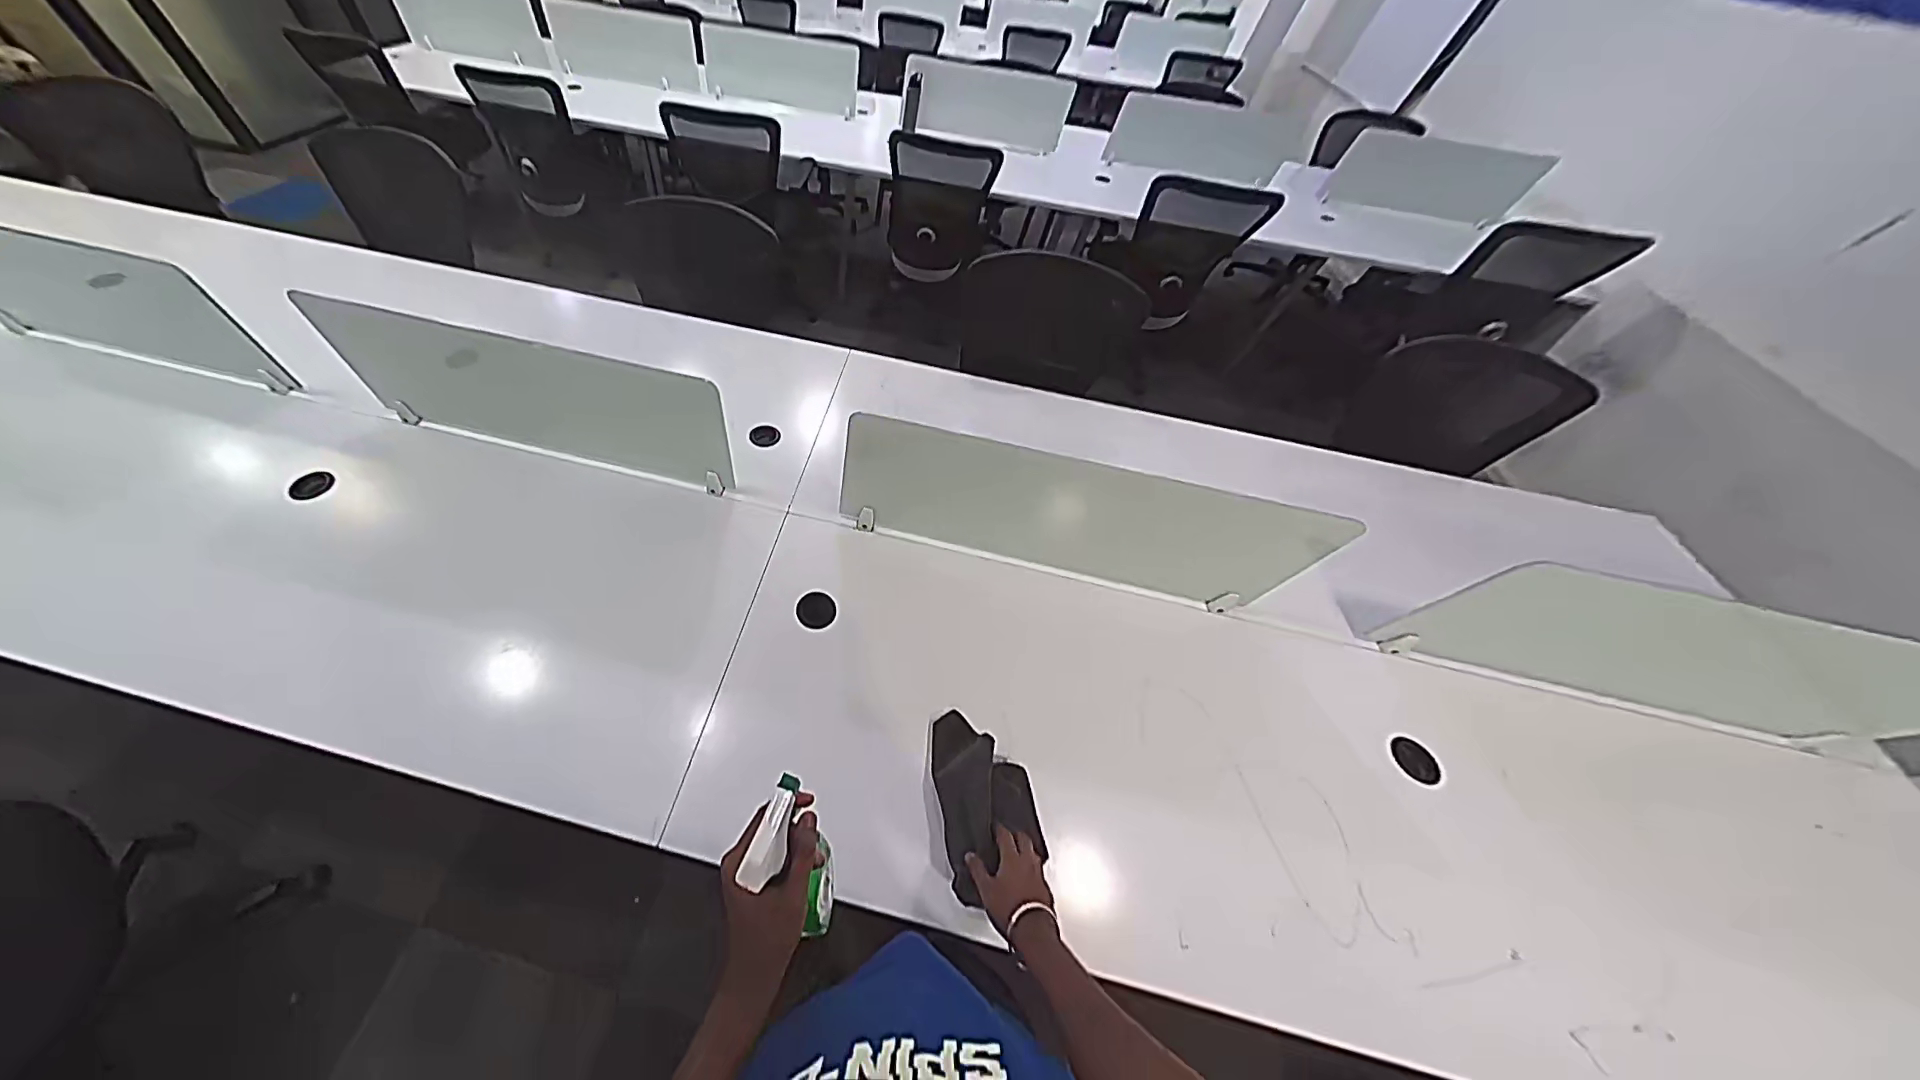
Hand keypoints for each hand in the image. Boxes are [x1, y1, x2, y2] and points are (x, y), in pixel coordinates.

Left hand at [718, 792, 821, 982]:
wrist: (753, 978)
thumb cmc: (767, 942)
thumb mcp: (792, 894)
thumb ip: (801, 853)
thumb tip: (807, 820)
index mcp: (739, 862)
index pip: (764, 818)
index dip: (787, 804)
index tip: (808, 801)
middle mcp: (739, 863)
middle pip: (771, 829)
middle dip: (797, 832)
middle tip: (814, 847)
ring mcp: (745, 873)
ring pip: (776, 843)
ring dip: (798, 848)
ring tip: (812, 866)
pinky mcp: (754, 882)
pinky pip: (775, 858)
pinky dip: (793, 861)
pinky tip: (805, 875)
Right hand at [965, 824, 1054, 947]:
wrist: (1032, 928)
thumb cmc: (1010, 909)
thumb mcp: (986, 889)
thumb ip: (977, 870)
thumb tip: (971, 857)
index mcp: (1012, 858)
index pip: (1006, 835)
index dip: (1000, 829)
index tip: (996, 826)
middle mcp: (1027, 862)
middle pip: (1024, 839)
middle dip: (1016, 834)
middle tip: (1009, 834)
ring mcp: (1038, 873)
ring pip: (1033, 852)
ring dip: (1026, 848)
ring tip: (1019, 850)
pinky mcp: (1045, 885)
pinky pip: (1038, 868)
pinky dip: (1032, 865)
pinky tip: (1027, 873)